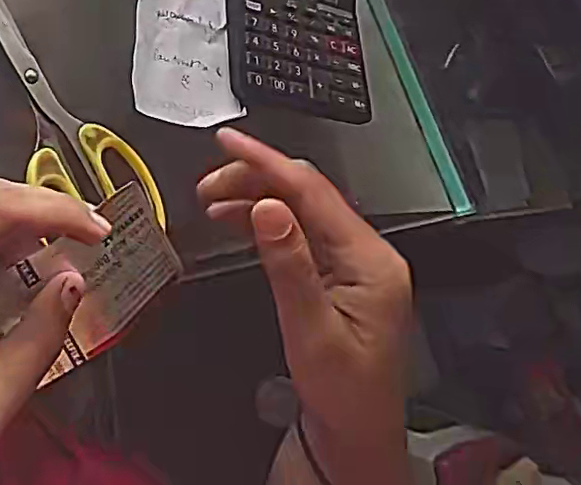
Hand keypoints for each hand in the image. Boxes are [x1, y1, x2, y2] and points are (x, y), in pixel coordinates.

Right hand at [199, 128, 412, 484]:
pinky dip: (261, 216)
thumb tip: (267, 207)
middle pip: (304, 191)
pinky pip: (295, 225)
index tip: (231, 143)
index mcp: (370, 260)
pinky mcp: (333, 265)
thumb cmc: (343, 396)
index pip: (312, 191)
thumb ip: (289, 264)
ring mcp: (349, 256)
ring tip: (213, 198)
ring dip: (254, 195)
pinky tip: (235, 216)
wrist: (354, 437)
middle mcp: (364, 249)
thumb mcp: (311, 332)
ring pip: (296, 204)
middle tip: (210, 183)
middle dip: (254, 178)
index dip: (267, 162)